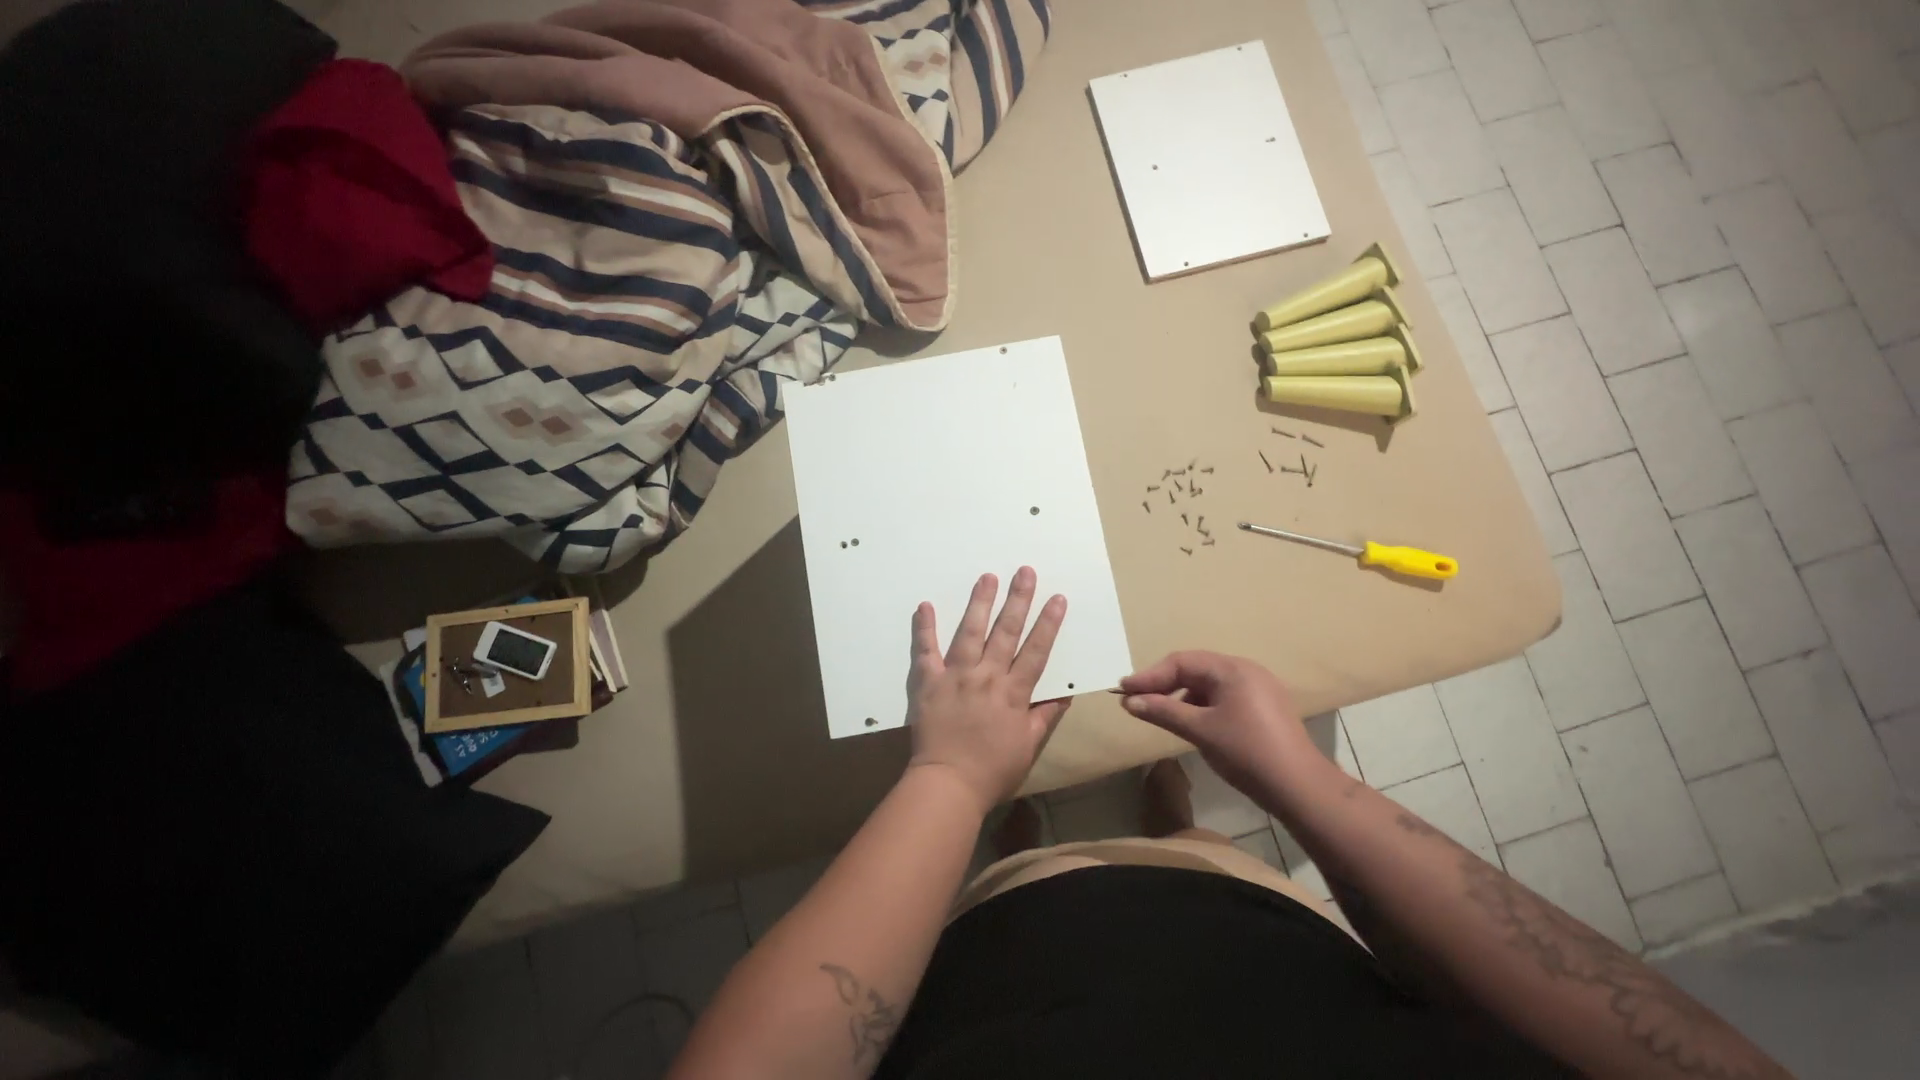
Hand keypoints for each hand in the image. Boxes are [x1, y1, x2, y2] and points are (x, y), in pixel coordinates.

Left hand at [905, 567, 1069, 813]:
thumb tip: (1063, 694)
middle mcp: (987, 676)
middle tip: (1025, 571)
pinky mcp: (927, 682)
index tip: (1057, 598)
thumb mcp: (1028, 746)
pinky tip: (924, 606)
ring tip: (986, 577)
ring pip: (970, 632)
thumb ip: (1044, 717)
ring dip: (979, 603)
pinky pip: (925, 650)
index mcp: (1014, 693)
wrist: (949, 783)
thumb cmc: (993, 770)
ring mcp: (955, 676)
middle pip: (1006, 632)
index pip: (1036, 651)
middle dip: (1018, 600)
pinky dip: (924, 628)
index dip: (1048, 623)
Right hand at [1119, 651, 1323, 797]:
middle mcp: (1247, 671)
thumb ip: (1163, 711)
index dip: (1149, 676)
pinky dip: (1201, 706)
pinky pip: (1224, 697)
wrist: (1299, 786)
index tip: (1123, 690)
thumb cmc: (1246, 753)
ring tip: (1160, 714)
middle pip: (1195, 669)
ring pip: (1209, 685)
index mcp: (1232, 669)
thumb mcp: (1200, 730)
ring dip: (1182, 696)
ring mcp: (1259, 689)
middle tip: (1137, 700)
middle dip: (1164, 684)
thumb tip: (1129, 701)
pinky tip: (1191, 724)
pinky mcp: (1264, 708)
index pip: (1181, 662)